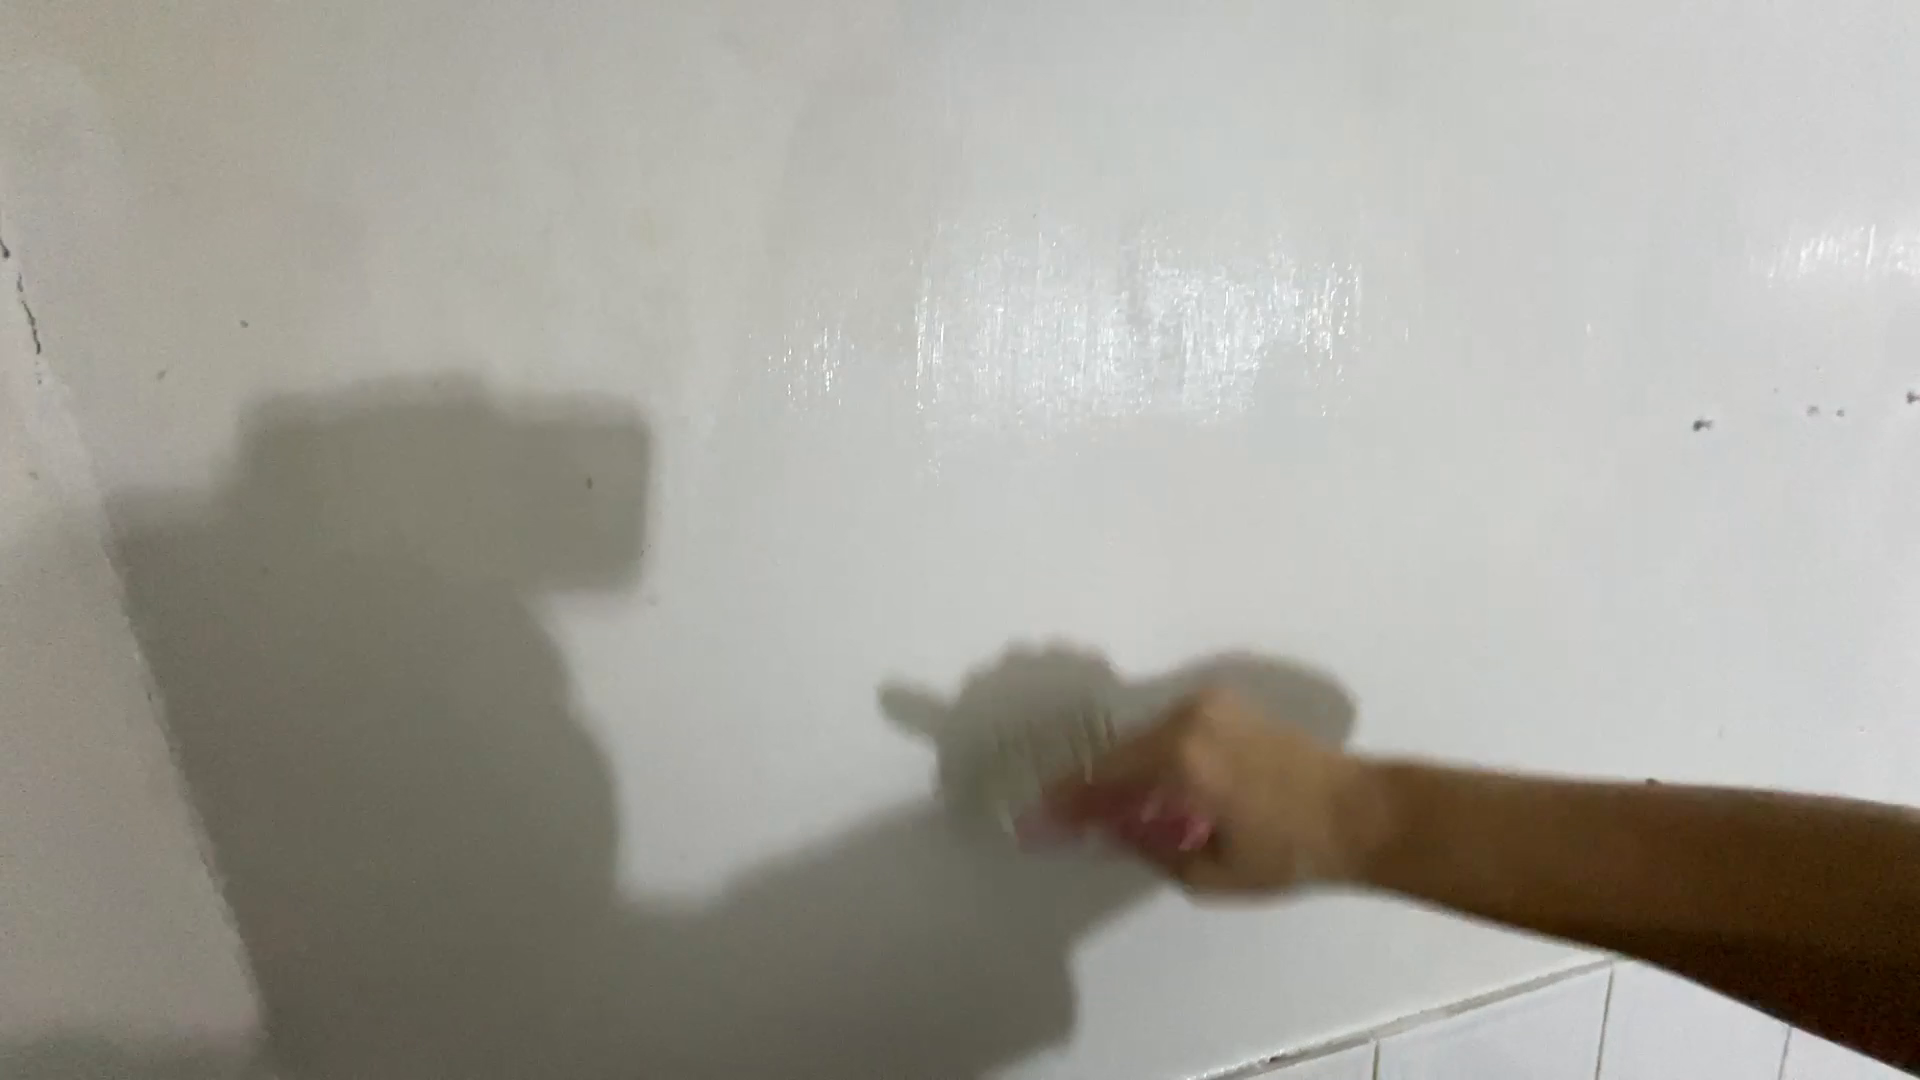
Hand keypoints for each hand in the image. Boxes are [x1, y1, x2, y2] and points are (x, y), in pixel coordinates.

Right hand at [1036, 689, 1368, 894]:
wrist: (1360, 811)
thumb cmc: (1289, 853)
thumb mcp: (1211, 873)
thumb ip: (1149, 847)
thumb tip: (1111, 828)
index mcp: (1182, 763)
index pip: (1104, 776)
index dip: (1068, 798)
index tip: (1038, 815)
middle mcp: (1186, 720)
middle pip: (1118, 751)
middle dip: (1095, 783)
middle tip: (1075, 814)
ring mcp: (1205, 704)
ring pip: (1142, 737)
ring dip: (1127, 767)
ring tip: (1122, 804)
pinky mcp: (1221, 700)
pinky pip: (1168, 727)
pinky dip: (1154, 752)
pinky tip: (1160, 781)